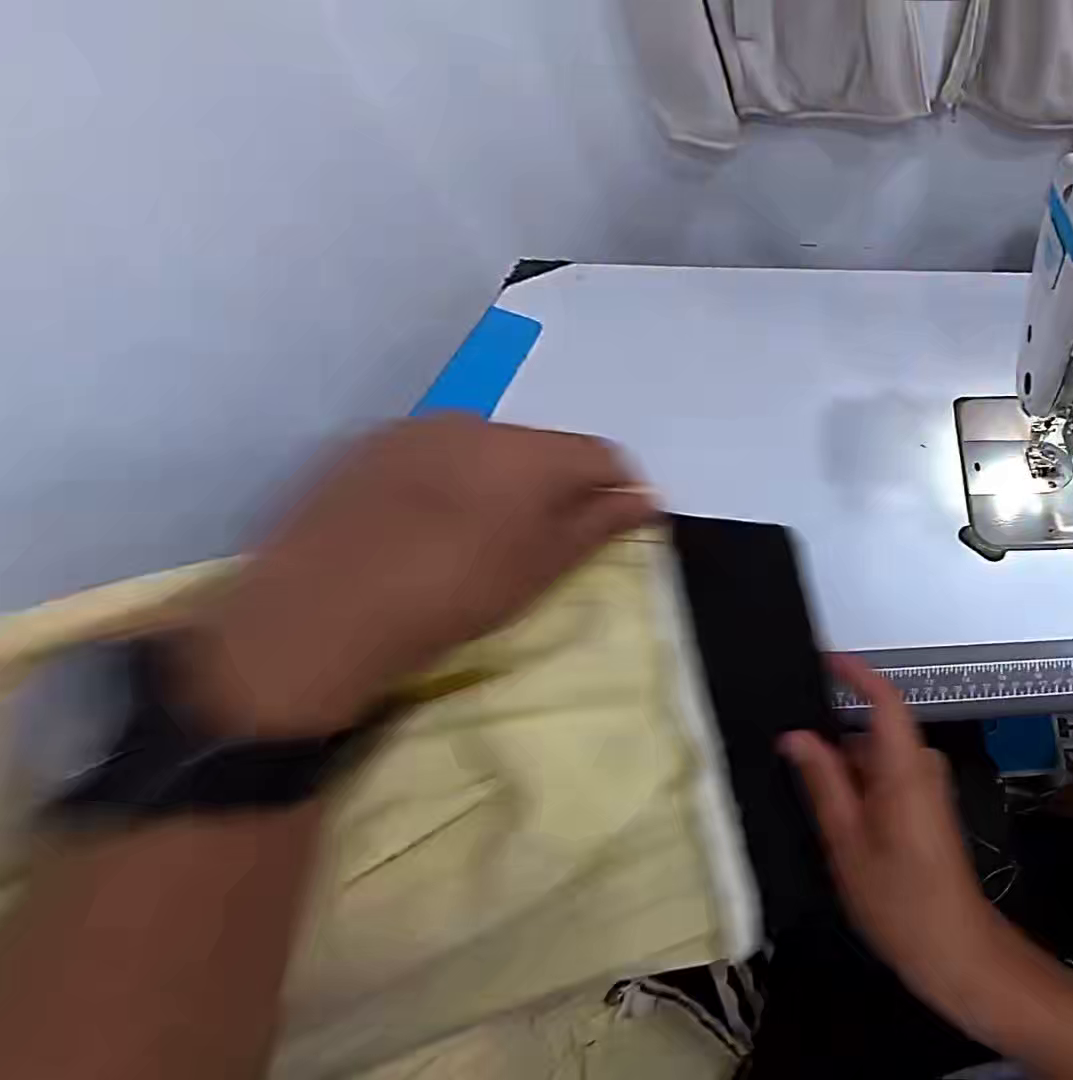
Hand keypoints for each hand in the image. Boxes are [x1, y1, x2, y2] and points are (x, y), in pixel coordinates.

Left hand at [178, 413, 656, 737]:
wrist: (319, 617)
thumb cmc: (460, 593)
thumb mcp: (548, 564)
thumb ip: (604, 522)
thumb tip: (648, 498)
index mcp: (532, 452)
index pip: (604, 455)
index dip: (619, 489)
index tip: (612, 524)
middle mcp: (479, 423)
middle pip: (547, 446)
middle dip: (561, 482)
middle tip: (548, 534)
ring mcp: (416, 429)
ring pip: (492, 446)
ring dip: (508, 478)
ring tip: (487, 529)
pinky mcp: (365, 445)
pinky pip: (438, 451)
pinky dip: (456, 476)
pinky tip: (434, 520)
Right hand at [778, 656, 1011, 1009]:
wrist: (952, 943)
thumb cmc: (899, 897)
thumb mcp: (847, 839)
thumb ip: (823, 781)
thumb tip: (796, 736)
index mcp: (905, 766)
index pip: (885, 699)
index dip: (856, 673)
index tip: (826, 659)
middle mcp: (922, 764)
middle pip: (873, 733)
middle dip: (834, 747)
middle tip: (792, 769)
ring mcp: (928, 783)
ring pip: (877, 759)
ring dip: (846, 775)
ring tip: (814, 812)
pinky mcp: (927, 802)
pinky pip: (888, 777)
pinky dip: (861, 789)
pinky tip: (840, 825)